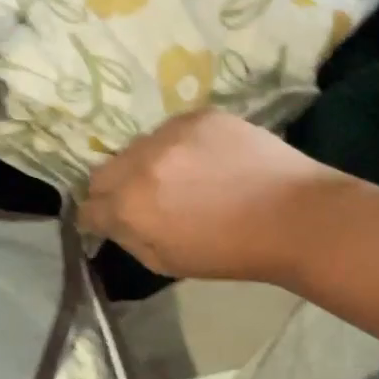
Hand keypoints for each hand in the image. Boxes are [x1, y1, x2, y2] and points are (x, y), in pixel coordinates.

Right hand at [81, 109, 353, 283]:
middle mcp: (140, 163)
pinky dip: (173, 147)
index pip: (87, 209)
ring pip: (134, 149)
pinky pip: (168, 131)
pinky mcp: (200, 116)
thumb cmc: (225, 252)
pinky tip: (198, 163)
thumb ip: (127, 237)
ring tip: (171, 180)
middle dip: (110, 190)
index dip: (94, 220)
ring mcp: (171, 134)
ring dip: (141, 165)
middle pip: (101, 173)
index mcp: (127, 206)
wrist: (291, 216)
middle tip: (135, 202)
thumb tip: (111, 223)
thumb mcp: (161, 262)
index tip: (105, 225)